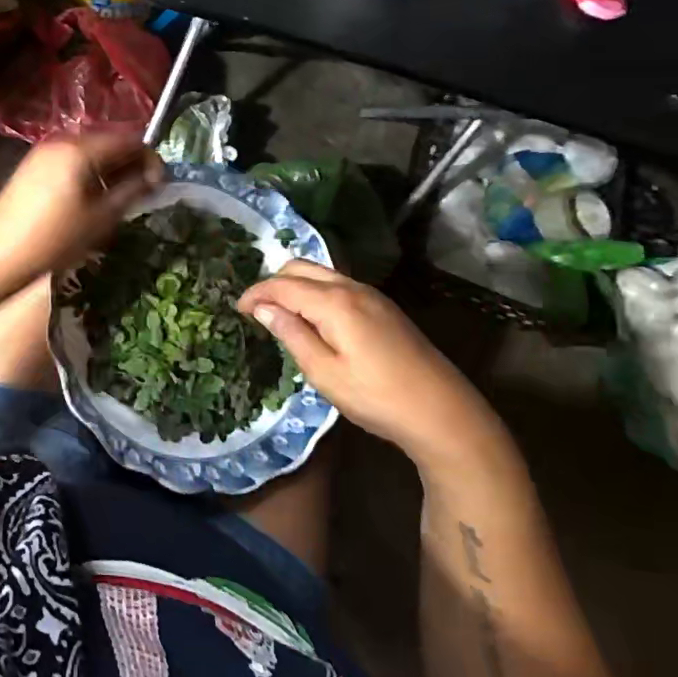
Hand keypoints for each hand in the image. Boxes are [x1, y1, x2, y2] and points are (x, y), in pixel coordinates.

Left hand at [0, 134, 165, 288]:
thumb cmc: (54, 239)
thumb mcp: (101, 218)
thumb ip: (131, 191)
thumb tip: (154, 177)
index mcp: (80, 149)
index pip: (129, 139)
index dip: (150, 158)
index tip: (160, 185)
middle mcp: (62, 140)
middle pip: (110, 140)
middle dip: (132, 161)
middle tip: (146, 190)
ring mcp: (44, 151)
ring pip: (92, 149)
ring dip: (112, 167)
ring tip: (122, 197)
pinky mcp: (34, 165)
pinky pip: (74, 159)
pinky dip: (92, 171)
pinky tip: (95, 196)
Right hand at [238, 261, 493, 462]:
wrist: (440, 409)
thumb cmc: (377, 397)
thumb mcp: (325, 373)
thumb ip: (293, 336)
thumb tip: (263, 309)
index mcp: (335, 302)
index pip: (284, 284)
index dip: (256, 293)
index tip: (237, 309)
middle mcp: (352, 287)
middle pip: (303, 267)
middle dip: (274, 281)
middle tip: (256, 309)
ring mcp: (372, 294)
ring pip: (322, 273)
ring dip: (296, 284)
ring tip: (279, 312)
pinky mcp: (383, 306)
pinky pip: (339, 284)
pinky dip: (316, 291)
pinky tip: (313, 317)